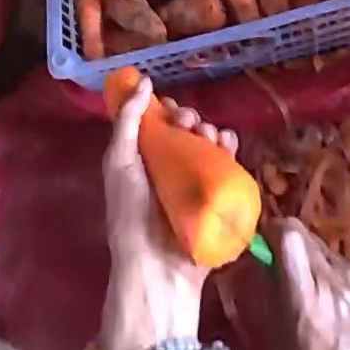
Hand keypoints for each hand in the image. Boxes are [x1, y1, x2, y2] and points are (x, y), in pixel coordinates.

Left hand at [99, 75, 237, 349]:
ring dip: (211, 131)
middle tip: (190, 123)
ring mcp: (194, 184)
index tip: (170, 106)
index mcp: (144, 158)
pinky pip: (228, 167)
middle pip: (186, 131)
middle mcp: (170, 168)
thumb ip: (128, 120)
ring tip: (210, 136)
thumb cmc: (131, 213)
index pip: (159, 124)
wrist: (156, 269)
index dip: (166, 110)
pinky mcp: (216, 199)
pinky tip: (229, 144)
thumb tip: (143, 80)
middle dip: (190, 119)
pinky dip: (230, 150)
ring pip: (208, 145)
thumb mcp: (119, 161)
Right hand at [275, 219, 349, 349]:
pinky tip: (333, 298)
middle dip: (289, 243)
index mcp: (309, 299)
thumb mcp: (283, 338)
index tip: (263, 239)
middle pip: (306, 235)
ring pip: (323, 248)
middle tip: (281, 262)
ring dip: (311, 257)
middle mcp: (336, 280)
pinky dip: (331, 271)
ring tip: (309, 286)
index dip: (273, 230)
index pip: (290, 234)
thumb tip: (263, 259)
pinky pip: (343, 263)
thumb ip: (272, 294)